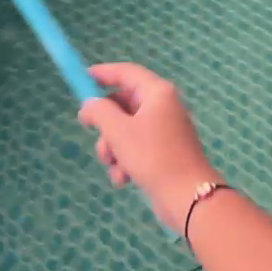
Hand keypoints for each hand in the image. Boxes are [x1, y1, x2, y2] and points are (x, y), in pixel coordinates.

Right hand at [77, 62, 223, 230]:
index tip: (83, 77)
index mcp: (157, 92)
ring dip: (113, 146)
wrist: (188, 198)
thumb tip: (89, 105)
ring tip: (112, 163)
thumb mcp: (119, 131)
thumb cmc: (153, 156)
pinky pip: (137, 148)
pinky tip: (123, 178)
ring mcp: (165, 130)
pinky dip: (126, 160)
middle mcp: (163, 106)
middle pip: (124, 103)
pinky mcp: (164, 152)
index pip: (126, 72)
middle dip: (106, 122)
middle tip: (88, 128)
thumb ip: (99, 112)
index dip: (103, 73)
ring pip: (127, 129)